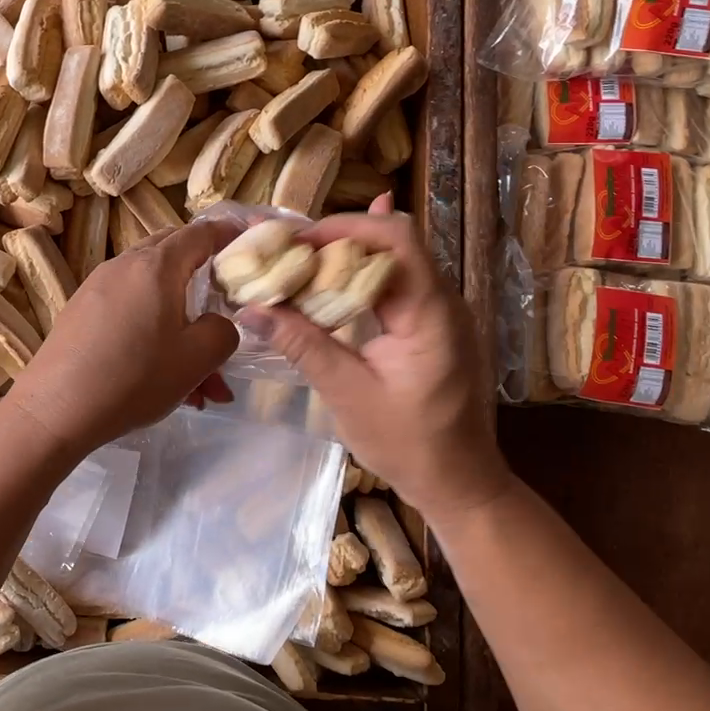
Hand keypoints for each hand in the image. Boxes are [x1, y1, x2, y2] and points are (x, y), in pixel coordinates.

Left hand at [6, 220, 238, 455]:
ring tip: (201, 388)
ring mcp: (97, 290)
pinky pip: (129, 315)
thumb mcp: (196, 359)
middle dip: (205, 286)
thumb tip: (215, 324)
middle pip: (174, 258)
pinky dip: (153, 339)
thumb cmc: (133, 377)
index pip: (200, 232)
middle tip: (226, 313)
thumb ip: (222, 332)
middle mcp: (124, 266)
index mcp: (156, 265)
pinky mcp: (80, 315)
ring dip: (182, 332)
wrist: (54, 410)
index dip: (229, 235)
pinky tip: (163, 385)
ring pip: (153, 298)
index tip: (249, 247)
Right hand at [240, 196, 512, 517]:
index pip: (395, 239)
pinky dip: (362, 277)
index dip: (344, 228)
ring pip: (394, 261)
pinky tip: (337, 266)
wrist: (459, 482)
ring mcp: (441, 313)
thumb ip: (302, 345)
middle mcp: (443, 301)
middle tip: (287, 251)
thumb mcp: (347, 395)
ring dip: (346, 258)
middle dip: (337, 239)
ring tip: (297, 262)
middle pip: (394, 243)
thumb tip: (251, 309)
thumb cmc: (407, 444)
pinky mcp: (433, 327)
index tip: (295, 242)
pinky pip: (397, 286)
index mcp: (430, 313)